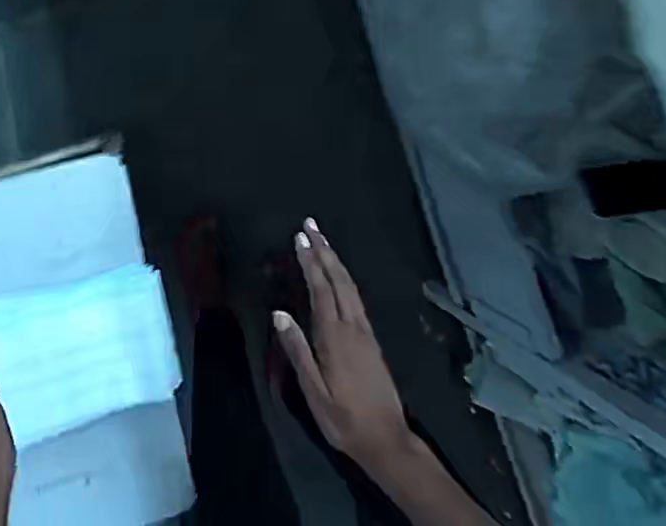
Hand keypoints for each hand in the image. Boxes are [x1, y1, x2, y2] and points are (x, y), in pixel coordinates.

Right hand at [272, 219, 417, 476]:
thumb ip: (297, 351)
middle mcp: (353, 327)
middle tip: (311, 224)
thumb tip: (279, 313)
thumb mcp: (314, 391)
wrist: (387, 441)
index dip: (310, 262)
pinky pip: (355, 297)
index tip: (300, 237)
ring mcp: (365, 332)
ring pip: (349, 286)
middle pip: (338, 280)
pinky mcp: (371, 340)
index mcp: (335, 337)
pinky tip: (338, 273)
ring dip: (335, 259)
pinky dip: (344, 277)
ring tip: (322, 239)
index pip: (320, 289)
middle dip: (324, 250)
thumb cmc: (344, 419)